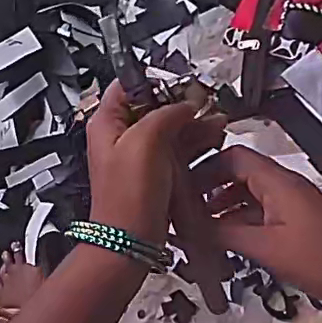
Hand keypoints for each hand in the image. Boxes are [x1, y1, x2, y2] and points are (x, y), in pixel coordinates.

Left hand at [84, 82, 215, 242]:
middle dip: (180, 104)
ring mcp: (136, 157)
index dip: (155, 82)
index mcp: (107, 124)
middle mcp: (119, 138)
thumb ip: (165, 114)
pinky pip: (174, 150)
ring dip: (192, 123)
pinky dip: (192, 143)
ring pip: (167, 128)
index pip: (128, 86)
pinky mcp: (152, 174)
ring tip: (215, 120)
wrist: (131, 241)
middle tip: (204, 102)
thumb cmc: (126, 199)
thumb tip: (184, 102)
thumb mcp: (145, 141)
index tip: (180, 84)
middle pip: (151, 107)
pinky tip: (212, 139)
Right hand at [191, 145, 321, 307]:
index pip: (232, 157)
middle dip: (209, 186)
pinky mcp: (294, 219)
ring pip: (246, 192)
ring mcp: (290, 202)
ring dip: (222, 204)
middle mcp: (283, 185)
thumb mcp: (265, 248)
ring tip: (198, 223)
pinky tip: (223, 237)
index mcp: (277, 182)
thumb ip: (223, 235)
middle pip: (237, 172)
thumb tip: (187, 229)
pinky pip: (258, 209)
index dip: (204, 168)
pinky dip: (237, 218)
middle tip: (184, 205)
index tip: (182, 185)